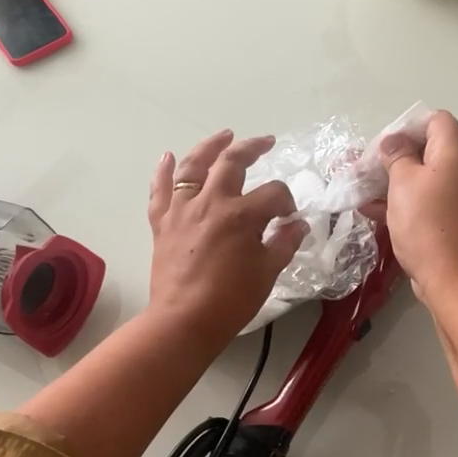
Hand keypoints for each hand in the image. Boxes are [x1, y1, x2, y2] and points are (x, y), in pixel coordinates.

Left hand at [146, 130, 307, 345]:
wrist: (184, 321)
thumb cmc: (231, 300)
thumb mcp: (268, 271)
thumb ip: (284, 243)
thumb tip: (297, 225)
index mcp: (242, 214)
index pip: (273, 193)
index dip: (286, 202)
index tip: (289, 218)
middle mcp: (211, 202)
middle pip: (232, 162)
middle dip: (252, 148)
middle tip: (266, 143)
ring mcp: (182, 210)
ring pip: (193, 166)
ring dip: (210, 147)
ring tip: (224, 135)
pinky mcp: (162, 223)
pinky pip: (160, 190)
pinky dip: (162, 171)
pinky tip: (167, 156)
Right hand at [365, 110, 457, 299]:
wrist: (454, 279)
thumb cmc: (427, 224)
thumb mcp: (403, 183)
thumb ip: (397, 156)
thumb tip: (394, 141)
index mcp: (457, 154)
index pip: (439, 121)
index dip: (410, 125)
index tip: (386, 144)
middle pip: (430, 150)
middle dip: (396, 156)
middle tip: (368, 167)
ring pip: (426, 179)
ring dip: (395, 181)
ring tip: (363, 189)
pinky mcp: (455, 222)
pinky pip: (428, 202)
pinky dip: (404, 202)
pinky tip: (373, 211)